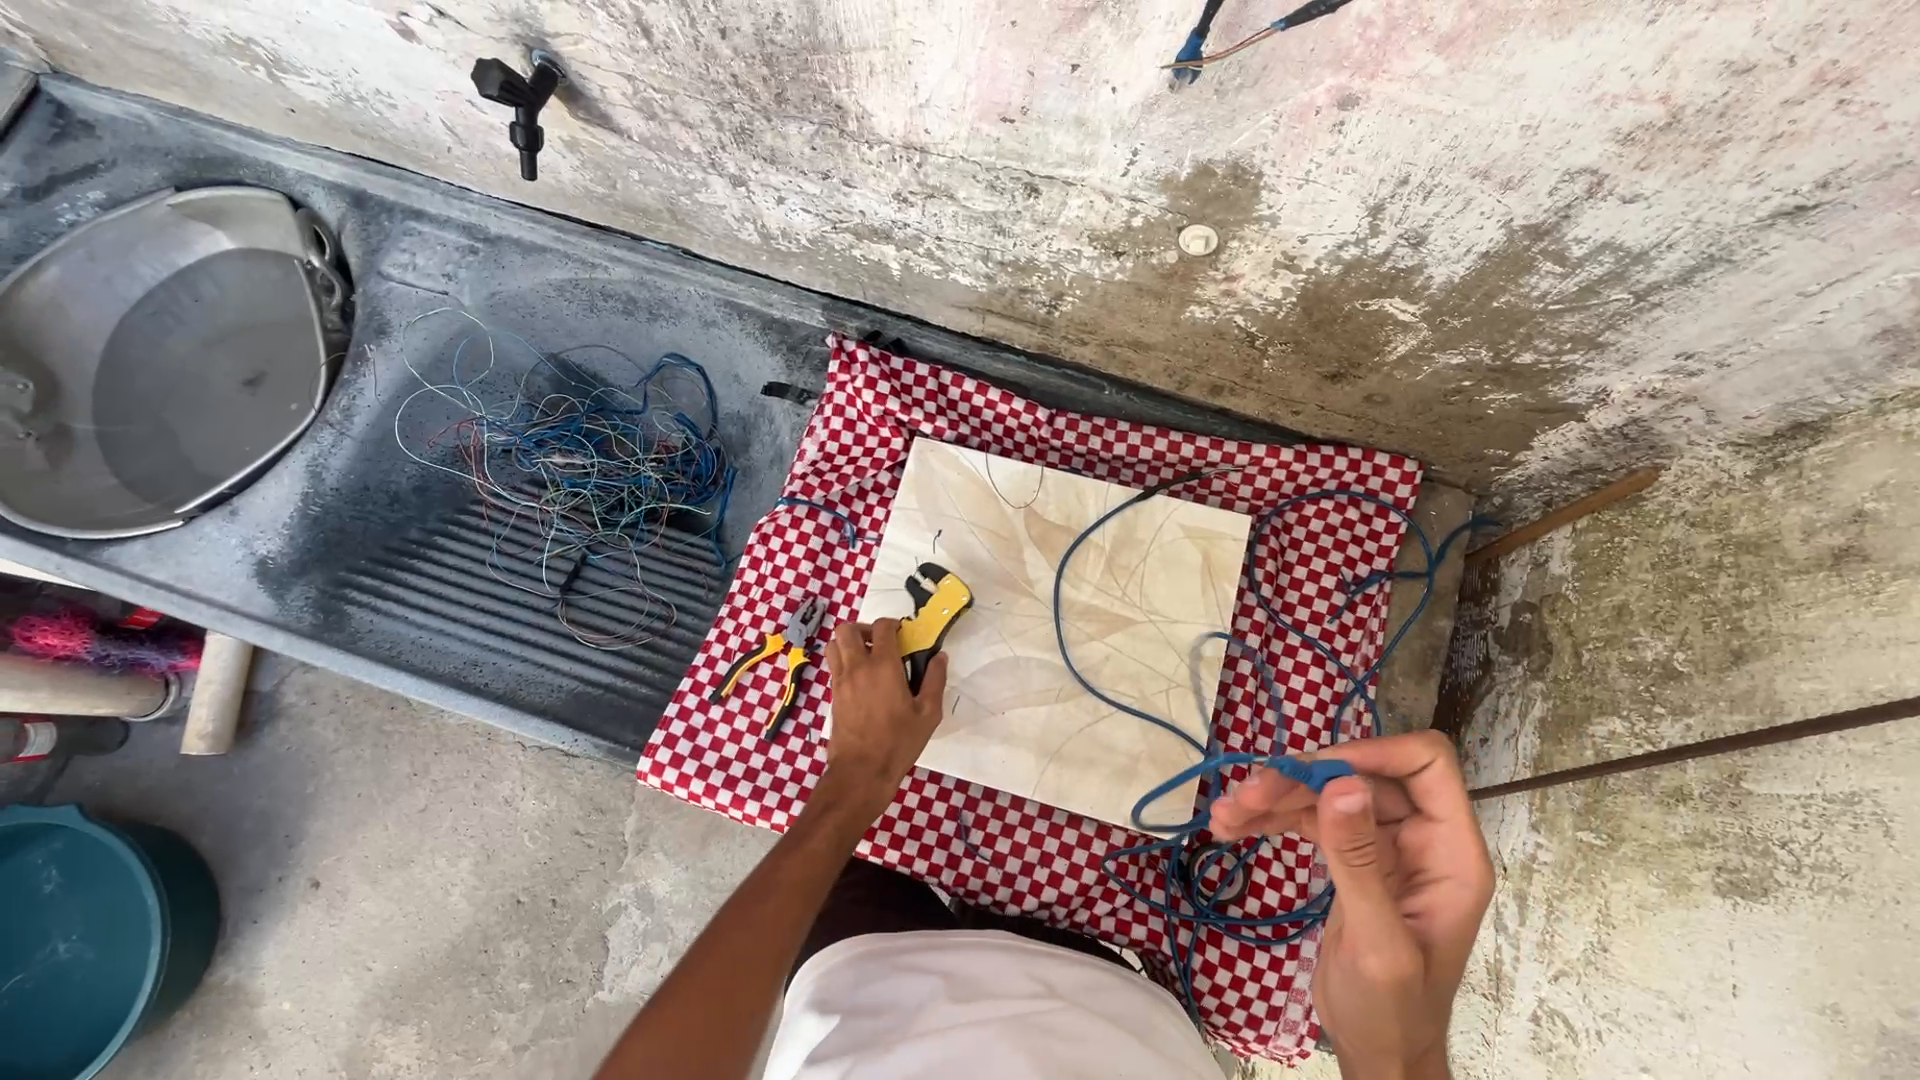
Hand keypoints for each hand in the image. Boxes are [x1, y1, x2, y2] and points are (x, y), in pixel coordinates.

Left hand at [816, 619, 948, 817]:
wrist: (861, 771)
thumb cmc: (898, 742)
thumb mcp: (928, 714)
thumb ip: (935, 681)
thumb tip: (940, 657)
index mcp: (883, 666)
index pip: (882, 628)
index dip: (893, 624)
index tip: (903, 634)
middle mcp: (857, 667)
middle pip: (847, 629)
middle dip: (864, 629)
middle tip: (880, 643)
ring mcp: (841, 681)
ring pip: (834, 645)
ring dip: (849, 644)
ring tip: (867, 657)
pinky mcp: (832, 695)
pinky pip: (833, 666)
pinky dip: (844, 662)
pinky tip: (861, 680)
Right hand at [1208, 731, 1493, 1079]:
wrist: (1375, 1048)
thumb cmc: (1392, 1008)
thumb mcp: (1377, 942)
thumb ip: (1358, 862)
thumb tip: (1342, 785)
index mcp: (1449, 852)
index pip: (1424, 765)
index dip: (1370, 753)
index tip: (1311, 769)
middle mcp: (1419, 837)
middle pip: (1358, 774)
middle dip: (1299, 780)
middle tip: (1244, 795)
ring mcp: (1381, 844)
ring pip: (1325, 792)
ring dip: (1273, 797)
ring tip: (1224, 814)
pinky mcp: (1348, 856)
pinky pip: (1307, 818)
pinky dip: (1269, 819)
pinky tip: (1230, 827)